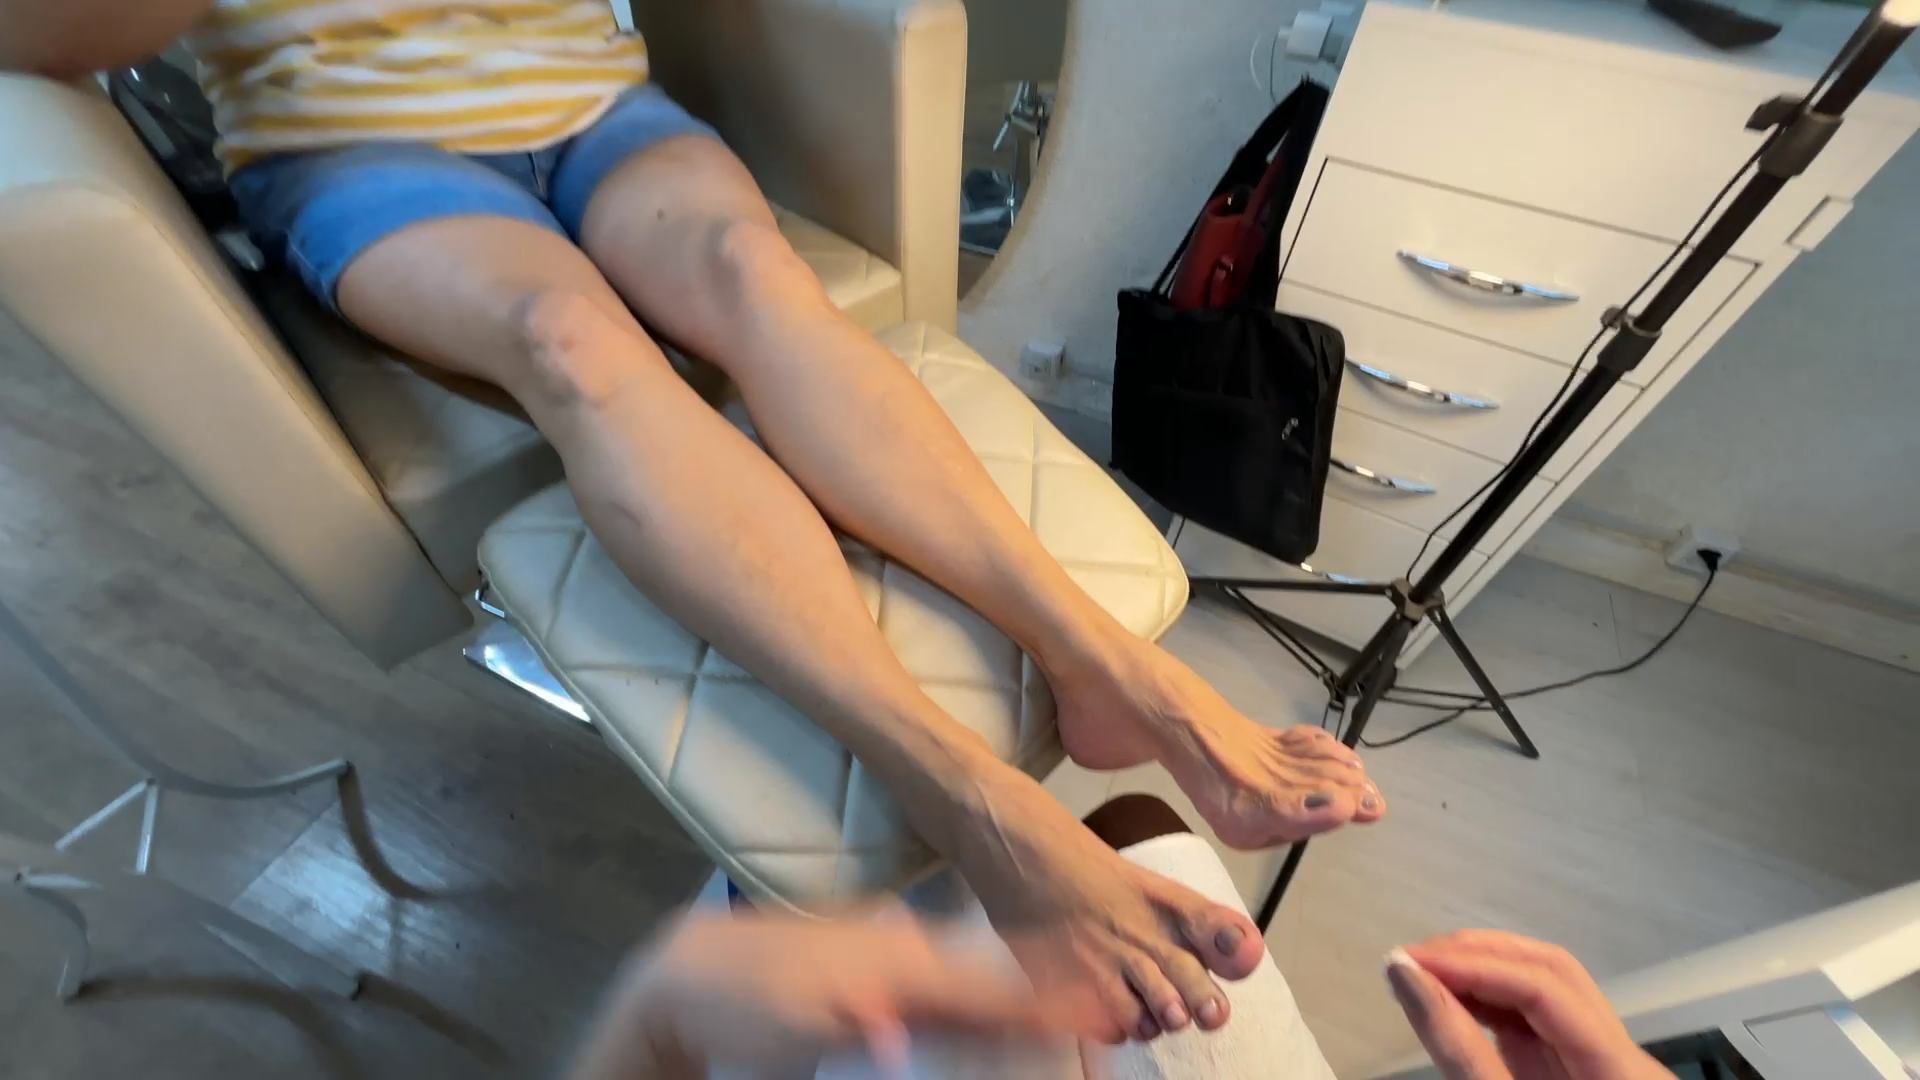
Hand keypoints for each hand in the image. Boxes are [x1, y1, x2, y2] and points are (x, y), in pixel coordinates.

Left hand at [570, 909, 1104, 1077]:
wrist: (699, 969)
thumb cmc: (748, 1000)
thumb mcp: (798, 1024)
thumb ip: (862, 1028)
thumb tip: (902, 1047)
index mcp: (897, 963)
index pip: (984, 987)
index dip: (1040, 1003)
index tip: (1093, 1012)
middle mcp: (906, 951)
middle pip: (991, 975)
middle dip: (1045, 993)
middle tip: (1098, 1012)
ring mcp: (894, 953)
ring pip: (973, 973)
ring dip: (1020, 991)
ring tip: (1065, 1003)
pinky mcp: (880, 965)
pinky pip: (947, 976)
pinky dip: (982, 989)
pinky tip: (995, 1000)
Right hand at [1386, 930, 1672, 1079]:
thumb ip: (1456, 1043)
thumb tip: (1399, 968)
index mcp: (1627, 1070)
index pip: (1544, 983)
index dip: (1472, 964)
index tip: (1406, 961)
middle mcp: (1623, 1054)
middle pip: (1547, 969)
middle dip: (1473, 955)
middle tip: (1411, 961)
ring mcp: (1598, 1058)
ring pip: (1534, 983)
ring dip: (1472, 971)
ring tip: (1418, 974)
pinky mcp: (1570, 1064)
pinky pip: (1524, 1012)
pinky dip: (1478, 998)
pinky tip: (1444, 998)